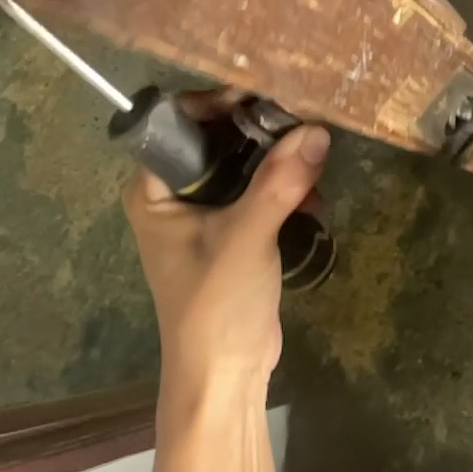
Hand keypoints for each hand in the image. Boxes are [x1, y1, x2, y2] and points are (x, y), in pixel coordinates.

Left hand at [122, 91, 329, 386]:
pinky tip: (314, 199)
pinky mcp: (235, 231)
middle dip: (260, 132)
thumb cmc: (216, 304)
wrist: (226, 374)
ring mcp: (206, 213)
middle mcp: (175, 194)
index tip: (262, 97)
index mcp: (154, 189)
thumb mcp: (246, 237)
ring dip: (280, 162)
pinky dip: (286, 189)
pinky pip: (260, 191)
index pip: (177, 122)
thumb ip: (279, 182)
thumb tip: (317, 130)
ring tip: (315, 165)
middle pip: (218, 139)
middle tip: (302, 123)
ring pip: (244, 164)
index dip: (216, 103)